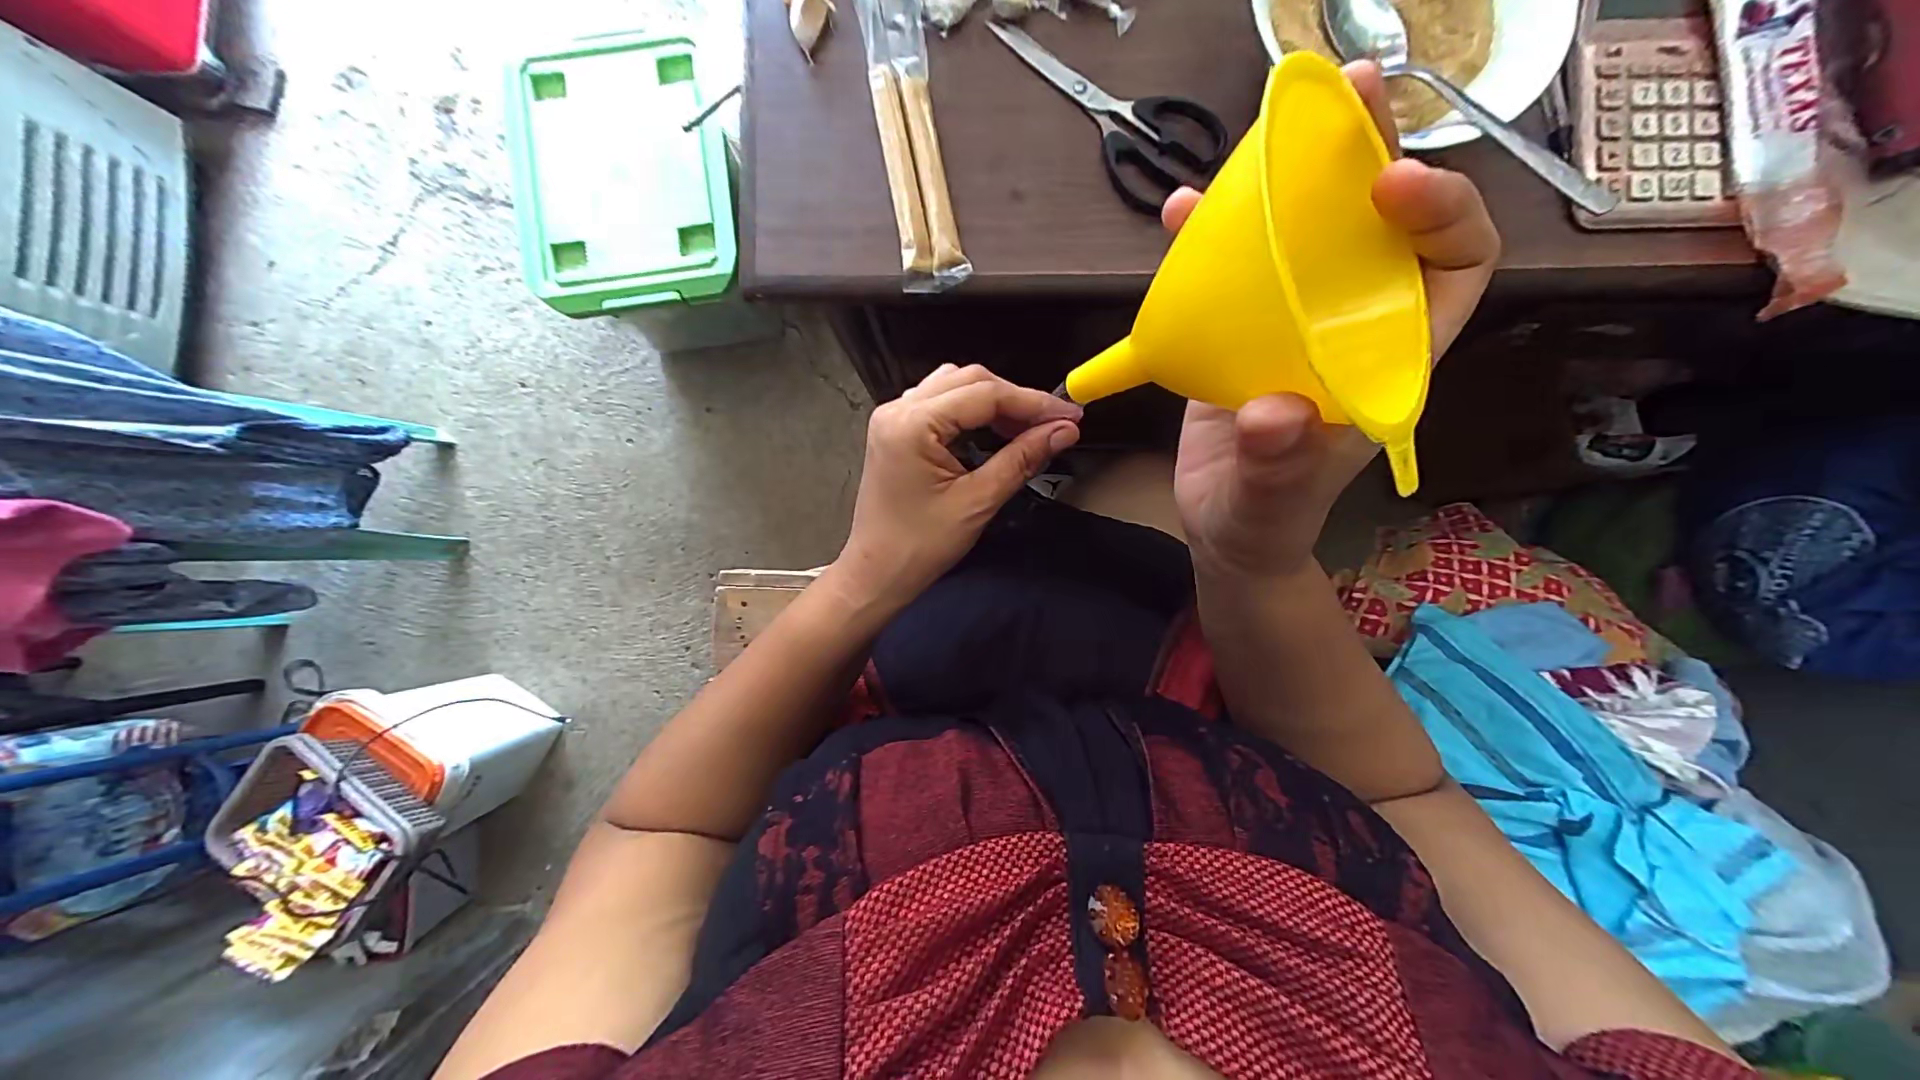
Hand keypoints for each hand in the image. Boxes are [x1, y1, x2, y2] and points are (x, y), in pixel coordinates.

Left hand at [834, 364, 1081, 604]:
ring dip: (994, 401)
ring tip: (1026, 428)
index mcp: (911, 424)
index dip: (1033, 403)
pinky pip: (940, 402)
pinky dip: (971, 410)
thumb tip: (1062, 431)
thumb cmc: (918, 546)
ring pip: (956, 385)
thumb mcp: (978, 502)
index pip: (985, 394)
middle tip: (1054, 424)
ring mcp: (893, 418)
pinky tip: (994, 431)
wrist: (878, 573)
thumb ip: (1022, 459)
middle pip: (970, 380)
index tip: (1069, 417)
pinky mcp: (897, 431)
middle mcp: (897, 410)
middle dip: (1016, 399)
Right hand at [1166, 60, 1499, 577]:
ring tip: (1266, 132)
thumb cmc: (1262, 521)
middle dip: (1372, 157)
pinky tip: (1177, 215)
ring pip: (1308, 237)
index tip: (1391, 184)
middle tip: (1350, 96)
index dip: (1441, 214)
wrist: (1226, 528)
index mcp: (1388, 360)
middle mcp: (1352, 329)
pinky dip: (1209, 240)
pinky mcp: (1244, 333)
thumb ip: (1279, 465)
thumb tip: (1272, 413)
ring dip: (1289, 180)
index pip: (1453, 267)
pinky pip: (1236, 272)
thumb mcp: (1271, 501)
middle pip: (1379, 229)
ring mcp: (1295, 327)